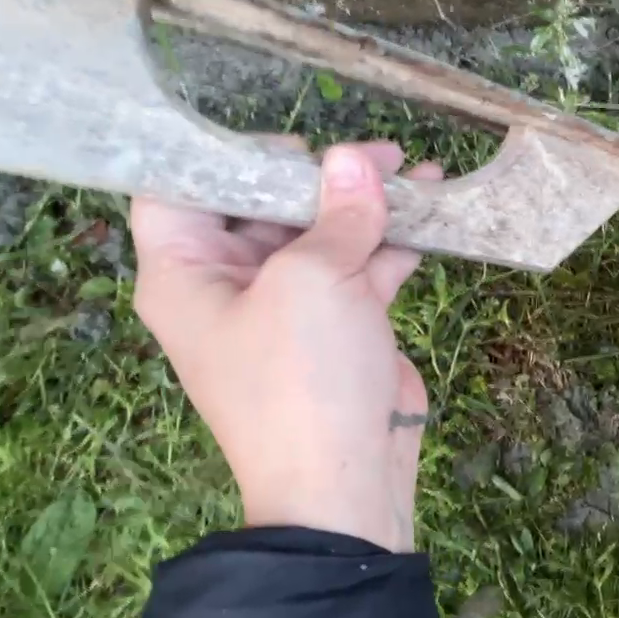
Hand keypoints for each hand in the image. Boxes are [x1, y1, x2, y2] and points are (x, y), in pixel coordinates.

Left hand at [129, 140, 442, 551]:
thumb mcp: (313, 279)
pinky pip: (365, 265)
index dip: (229, 159)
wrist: (344, 473)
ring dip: (372, 205)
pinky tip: (436, 214)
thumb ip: (338, 213)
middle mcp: (234, 283)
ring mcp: (294, 304)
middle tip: (379, 155)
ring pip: (327, 234)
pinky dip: (398, 240)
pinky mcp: (344, 321)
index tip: (296, 144)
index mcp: (188, 274)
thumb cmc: (301, 372)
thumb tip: (355, 156)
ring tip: (420, 171)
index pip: (182, 193)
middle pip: (268, 208)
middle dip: (324, 177)